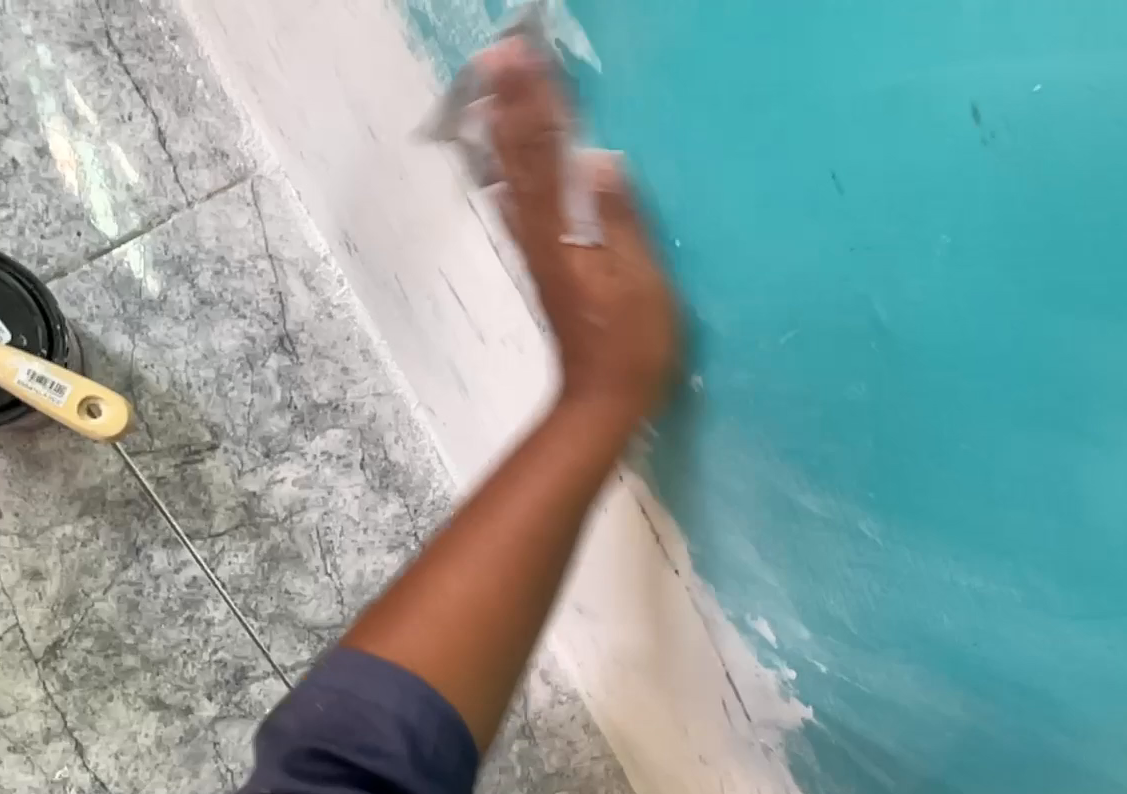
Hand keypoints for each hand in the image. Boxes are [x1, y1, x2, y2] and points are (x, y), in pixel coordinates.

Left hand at [481, 40, 680, 425]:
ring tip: (486, 101)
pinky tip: (496, 176)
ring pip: (512, 186)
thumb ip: (620, 222)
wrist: (601, 400)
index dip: (535, 105)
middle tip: (492, 61)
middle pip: (520, 164)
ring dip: (500, 140)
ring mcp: (537, 257)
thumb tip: (600, 160)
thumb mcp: (640, 283)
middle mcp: (540, 241)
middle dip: (507, 109)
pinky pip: (516, 217)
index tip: (520, 58)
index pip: (547, 156)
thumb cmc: (631, 345)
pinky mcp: (543, 272)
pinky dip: (505, 185)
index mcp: (565, 237)